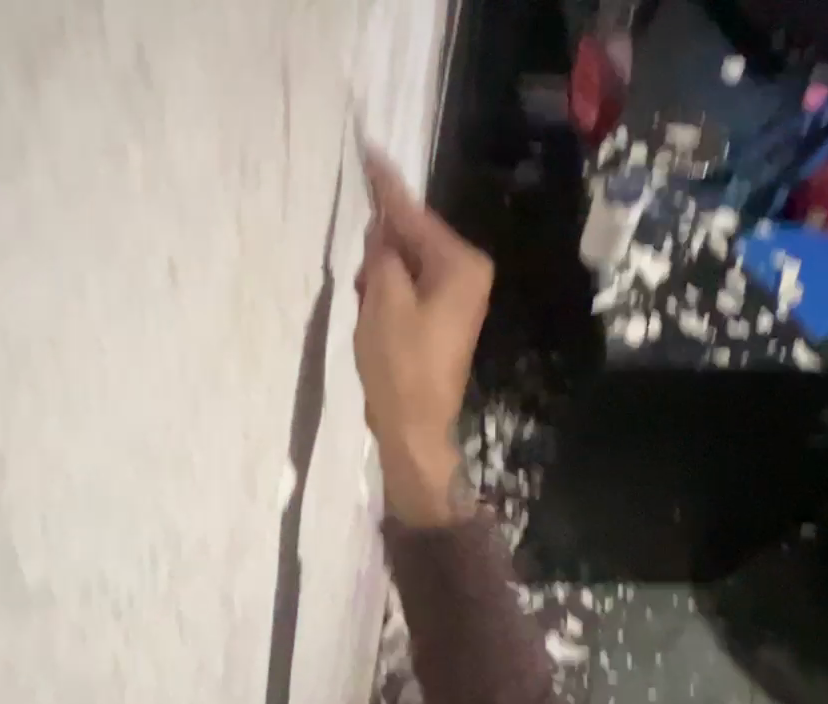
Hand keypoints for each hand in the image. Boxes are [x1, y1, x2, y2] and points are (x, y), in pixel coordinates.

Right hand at [354, 147, 493, 525]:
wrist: (414, 427)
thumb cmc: (400, 363)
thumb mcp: (383, 300)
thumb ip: (382, 254)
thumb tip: (382, 230)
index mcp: (461, 265)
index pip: (415, 215)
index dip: (386, 188)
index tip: (369, 151)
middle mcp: (468, 275)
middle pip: (414, 240)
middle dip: (381, 247)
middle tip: (359, 272)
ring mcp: (457, 300)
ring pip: (408, 266)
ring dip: (380, 275)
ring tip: (365, 303)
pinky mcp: (442, 321)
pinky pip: (410, 289)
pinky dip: (387, 293)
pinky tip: (373, 313)